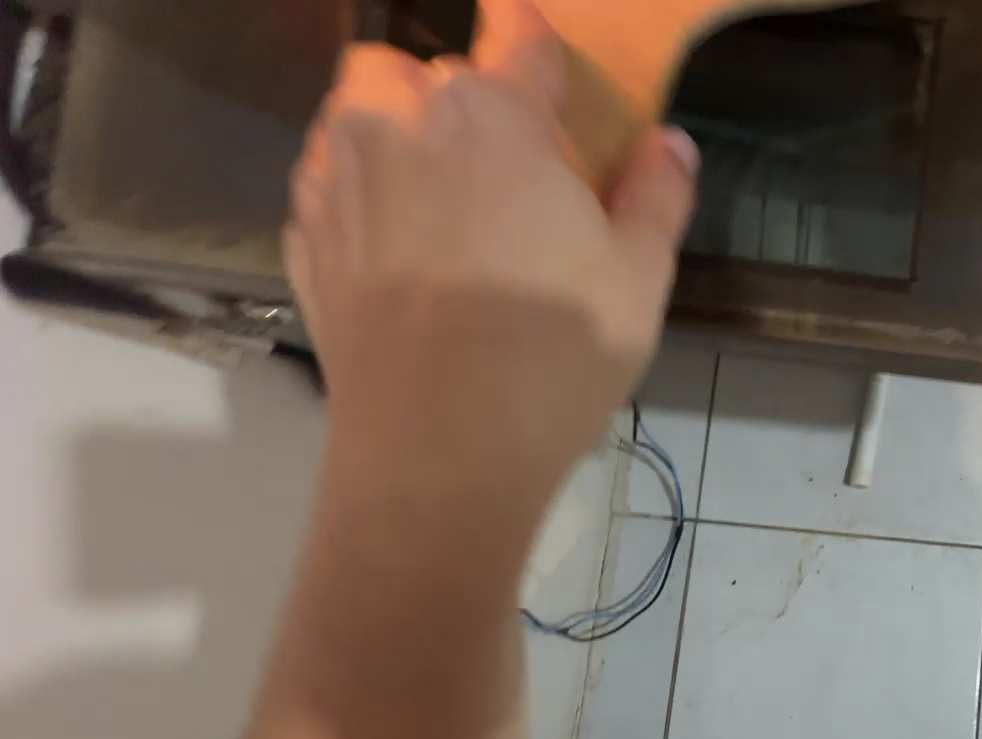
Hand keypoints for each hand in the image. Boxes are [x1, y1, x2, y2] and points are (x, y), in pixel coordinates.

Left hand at [287, 0, 697, 497]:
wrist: (444, 446)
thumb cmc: (559, 353)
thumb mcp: (640, 280)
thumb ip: (658, 197)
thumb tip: (670, 141)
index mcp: (493, 118)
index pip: (516, 38)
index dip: (535, 38)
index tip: (543, 50)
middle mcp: (397, 120)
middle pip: (426, 70)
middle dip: (469, 101)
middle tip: (513, 172)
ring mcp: (336, 175)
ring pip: (366, 115)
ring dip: (410, 137)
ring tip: (455, 210)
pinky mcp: (304, 234)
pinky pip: (334, 178)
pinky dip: (371, 191)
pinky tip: (411, 256)